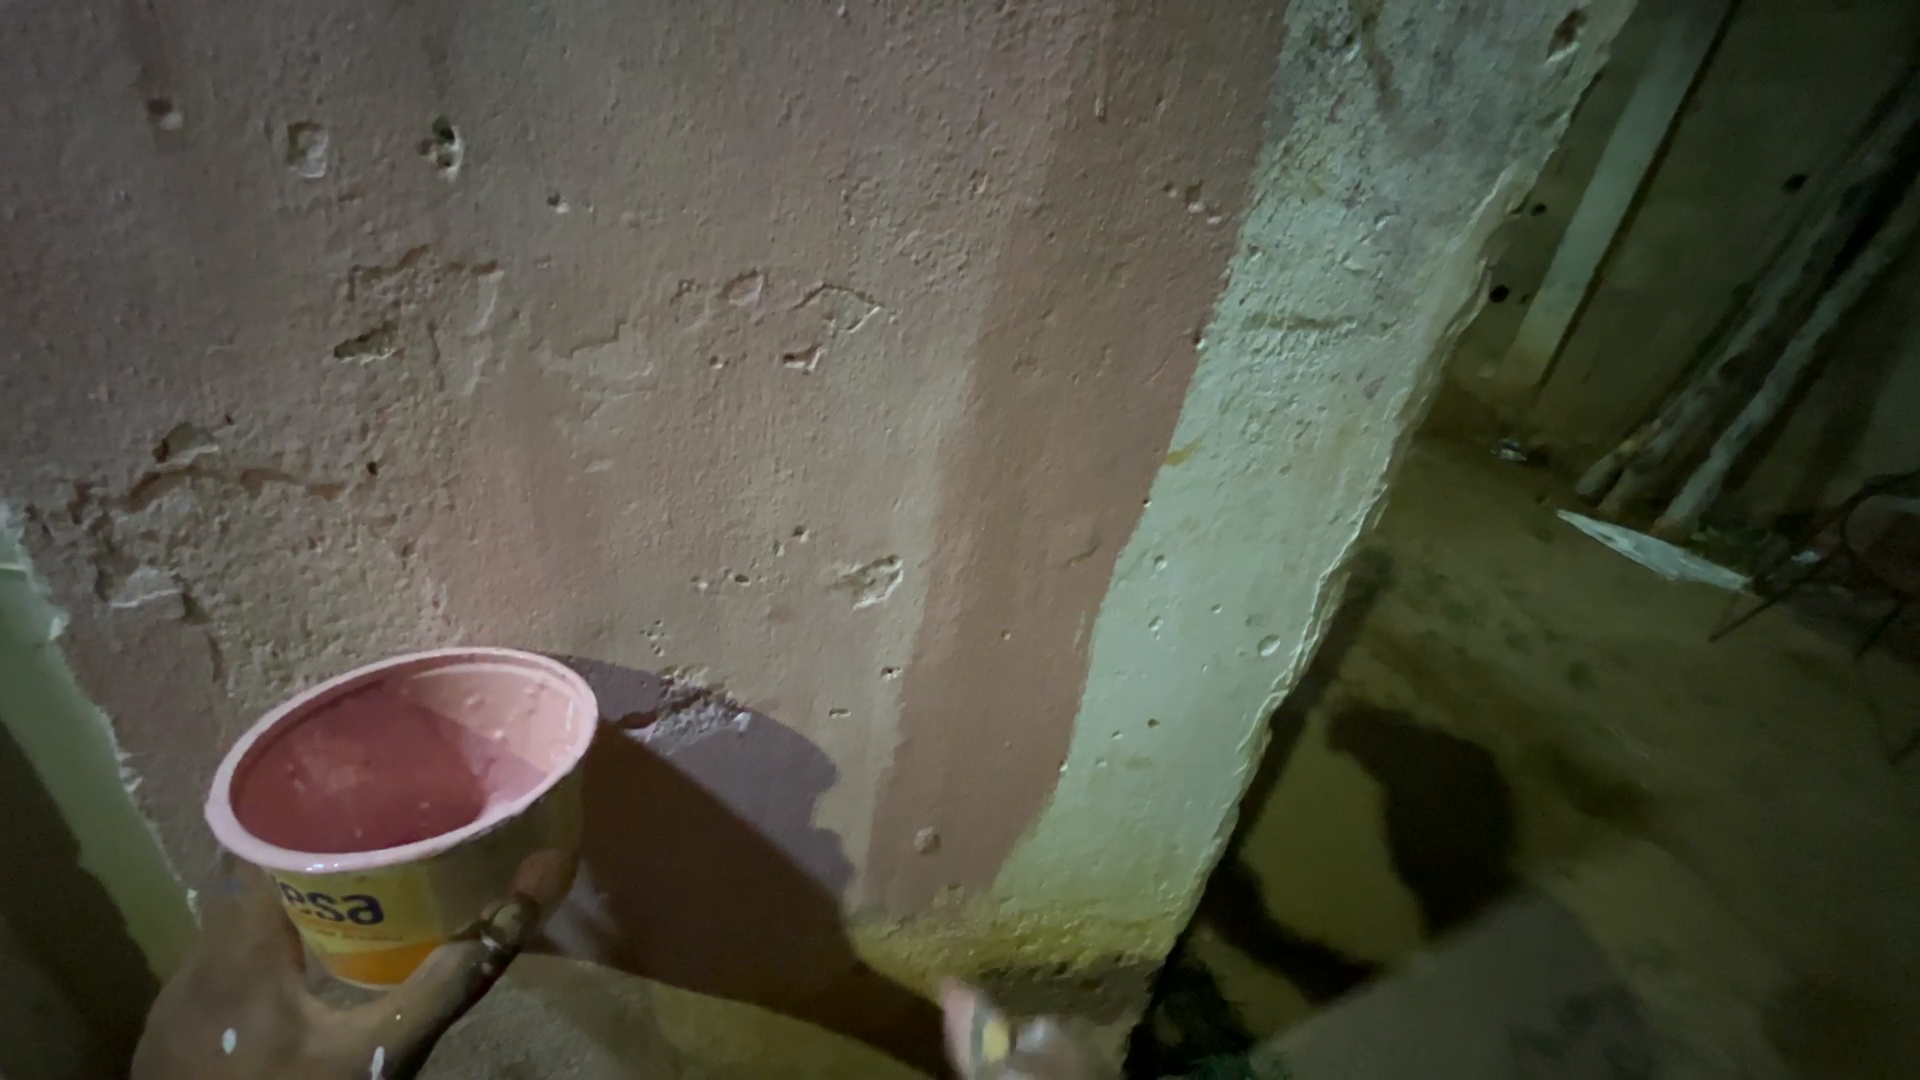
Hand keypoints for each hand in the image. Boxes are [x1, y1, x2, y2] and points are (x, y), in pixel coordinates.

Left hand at [132, 852, 564, 1078]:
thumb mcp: (388, 1050)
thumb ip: (457, 975)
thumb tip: (531, 892)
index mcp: (233, 958)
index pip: (269, 854)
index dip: (329, 825)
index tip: (389, 808)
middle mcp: (192, 971)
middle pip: (262, 884)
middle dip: (330, 860)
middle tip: (400, 843)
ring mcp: (177, 1009)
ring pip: (246, 923)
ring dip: (305, 901)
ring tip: (376, 887)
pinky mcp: (178, 1039)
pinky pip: (234, 959)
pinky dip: (282, 940)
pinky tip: (327, 955)